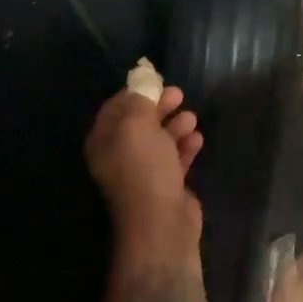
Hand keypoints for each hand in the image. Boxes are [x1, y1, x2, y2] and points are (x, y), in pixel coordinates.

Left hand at [85, 85, 203, 262]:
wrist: (161, 222)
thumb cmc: (144, 168)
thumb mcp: (137, 125)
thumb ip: (139, 100)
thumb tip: (143, 79)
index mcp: (104, 141)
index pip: (115, 107)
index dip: (135, 91)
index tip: (157, 80)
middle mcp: (119, 156)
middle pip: (139, 123)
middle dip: (159, 106)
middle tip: (180, 94)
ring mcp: (142, 172)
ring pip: (159, 141)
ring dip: (176, 126)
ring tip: (192, 118)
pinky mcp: (165, 185)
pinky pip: (175, 159)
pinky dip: (185, 147)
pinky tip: (198, 139)